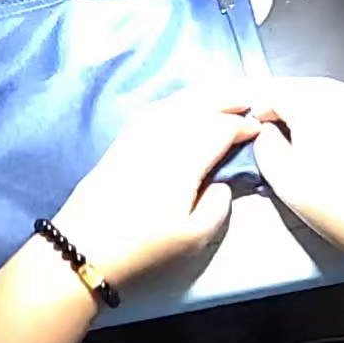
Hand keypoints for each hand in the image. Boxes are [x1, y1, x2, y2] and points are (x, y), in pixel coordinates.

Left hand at [51, 88, 259, 286]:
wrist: (84, 247)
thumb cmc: (143, 246)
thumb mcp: (193, 238)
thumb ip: (218, 206)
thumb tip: (222, 184)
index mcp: (184, 159)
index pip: (221, 128)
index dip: (243, 125)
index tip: (259, 128)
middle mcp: (162, 137)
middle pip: (200, 104)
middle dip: (228, 98)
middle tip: (250, 98)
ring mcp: (139, 135)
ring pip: (177, 102)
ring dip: (204, 95)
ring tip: (223, 96)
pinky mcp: (122, 141)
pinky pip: (156, 109)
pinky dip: (177, 101)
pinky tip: (184, 105)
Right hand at [251, 78, 343, 270]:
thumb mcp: (287, 182)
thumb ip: (266, 148)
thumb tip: (267, 132)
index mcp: (318, 106)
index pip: (278, 92)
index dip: (261, 108)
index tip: (257, 127)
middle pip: (307, 89)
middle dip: (288, 107)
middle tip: (277, 133)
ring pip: (334, 97)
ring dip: (314, 113)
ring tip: (307, 143)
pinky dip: (340, 121)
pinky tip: (338, 149)